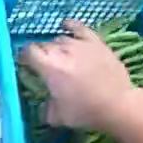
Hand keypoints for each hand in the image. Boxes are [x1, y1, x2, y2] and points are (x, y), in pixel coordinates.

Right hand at [21, 20, 139, 131]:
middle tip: (44, 66)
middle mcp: (61, 51)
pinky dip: (70, 26)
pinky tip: (66, 25)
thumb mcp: (58, 117)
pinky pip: (79, 28)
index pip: (27, 52)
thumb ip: (46, 108)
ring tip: (59, 55)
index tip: (25, 65)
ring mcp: (79, 44)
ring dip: (55, 46)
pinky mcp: (96, 42)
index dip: (23, 58)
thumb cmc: (85, 111)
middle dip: (40, 54)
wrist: (118, 104)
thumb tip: (43, 105)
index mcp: (49, 67)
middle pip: (43, 45)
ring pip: (59, 38)